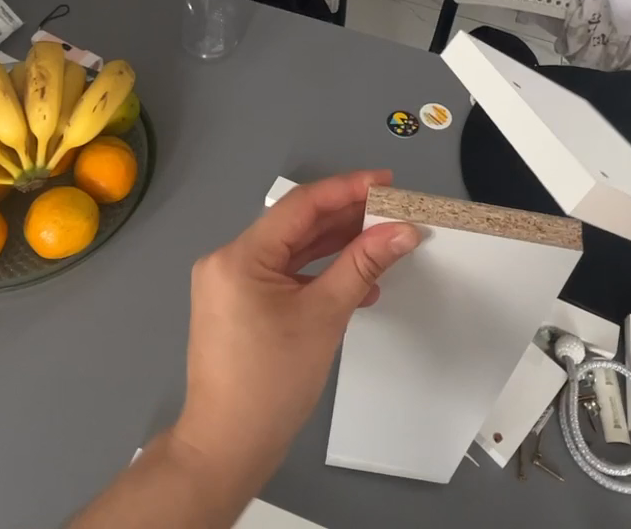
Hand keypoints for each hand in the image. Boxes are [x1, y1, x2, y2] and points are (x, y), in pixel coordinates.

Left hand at [171, 170, 420, 486]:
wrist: (227, 449)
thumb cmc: (272, 382)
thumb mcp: (324, 316)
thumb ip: (363, 264)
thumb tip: (403, 230)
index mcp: (240, 255)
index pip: (301, 205)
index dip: (347, 188)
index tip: (386, 181)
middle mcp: (229, 260)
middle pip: (296, 225)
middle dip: (346, 218)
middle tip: (392, 212)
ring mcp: (232, 284)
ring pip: (293, 251)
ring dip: (336, 247)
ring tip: (382, 244)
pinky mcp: (240, 305)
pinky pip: (285, 275)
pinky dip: (319, 275)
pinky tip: (356, 283)